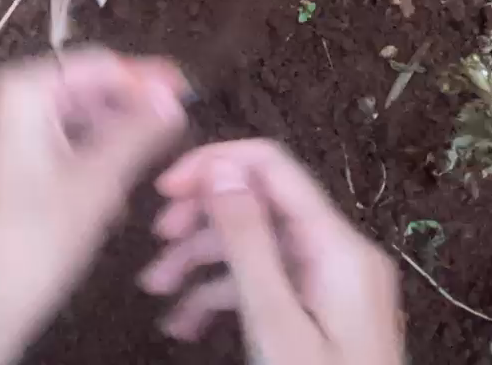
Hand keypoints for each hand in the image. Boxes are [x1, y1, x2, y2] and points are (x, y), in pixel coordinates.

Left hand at [0, 47, 189, 364]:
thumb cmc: (25, 247)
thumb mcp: (96, 184)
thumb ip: (138, 132)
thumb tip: (170, 96)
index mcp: (24, 91)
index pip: (99, 64)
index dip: (144, 78)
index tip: (183, 90)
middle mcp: (9, 101)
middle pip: (87, 90)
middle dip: (128, 114)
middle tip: (171, 132)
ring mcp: (5, 132)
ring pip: (77, 121)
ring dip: (112, 143)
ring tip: (141, 172)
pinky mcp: (7, 163)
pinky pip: (61, 145)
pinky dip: (90, 163)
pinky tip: (111, 196)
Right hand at [140, 139, 403, 362]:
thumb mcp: (275, 326)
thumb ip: (249, 241)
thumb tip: (221, 166)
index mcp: (336, 244)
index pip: (269, 166)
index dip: (213, 164)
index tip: (164, 190)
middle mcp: (335, 250)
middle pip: (258, 204)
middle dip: (201, 217)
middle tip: (156, 239)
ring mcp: (327, 282)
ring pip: (254, 245)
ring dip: (201, 260)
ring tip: (155, 288)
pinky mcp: (317, 311)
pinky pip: (264, 283)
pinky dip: (221, 294)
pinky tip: (183, 323)